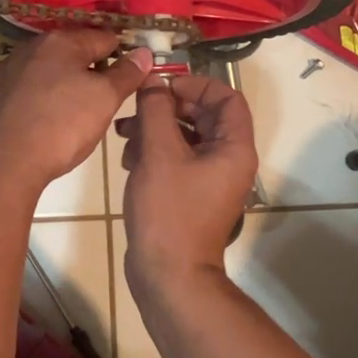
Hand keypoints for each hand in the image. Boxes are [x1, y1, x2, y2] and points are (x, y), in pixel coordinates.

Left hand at [0, 30, 152, 192]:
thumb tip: (144, 52)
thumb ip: (127, 74)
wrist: (0, 163)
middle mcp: (31, 47)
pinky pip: (26, 90)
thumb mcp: (104, 99)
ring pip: (47, 70)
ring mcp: (7, 71)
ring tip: (77, 110)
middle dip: (92, 68)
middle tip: (107, 96)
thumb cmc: (60, 126)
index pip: (104, 38)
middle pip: (73, 52)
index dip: (123, 55)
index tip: (132, 75)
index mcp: (61, 41)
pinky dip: (40, 98)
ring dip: (64, 82)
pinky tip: (45, 119)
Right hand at [118, 73, 258, 296]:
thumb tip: (154, 82)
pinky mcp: (190, 193)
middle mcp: (228, 160)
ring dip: (154, 129)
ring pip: (185, 136)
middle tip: (136, 108)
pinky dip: (153, 152)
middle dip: (167, 108)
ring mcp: (209, 179)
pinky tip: (127, 159)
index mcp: (234, 148)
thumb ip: (156, 110)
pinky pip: (176, 159)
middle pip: (203, 115)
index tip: (164, 86)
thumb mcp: (159, 153)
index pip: (227, 98)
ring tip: (123, 134)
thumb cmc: (169, 210)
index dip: (196, 85)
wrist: (168, 276)